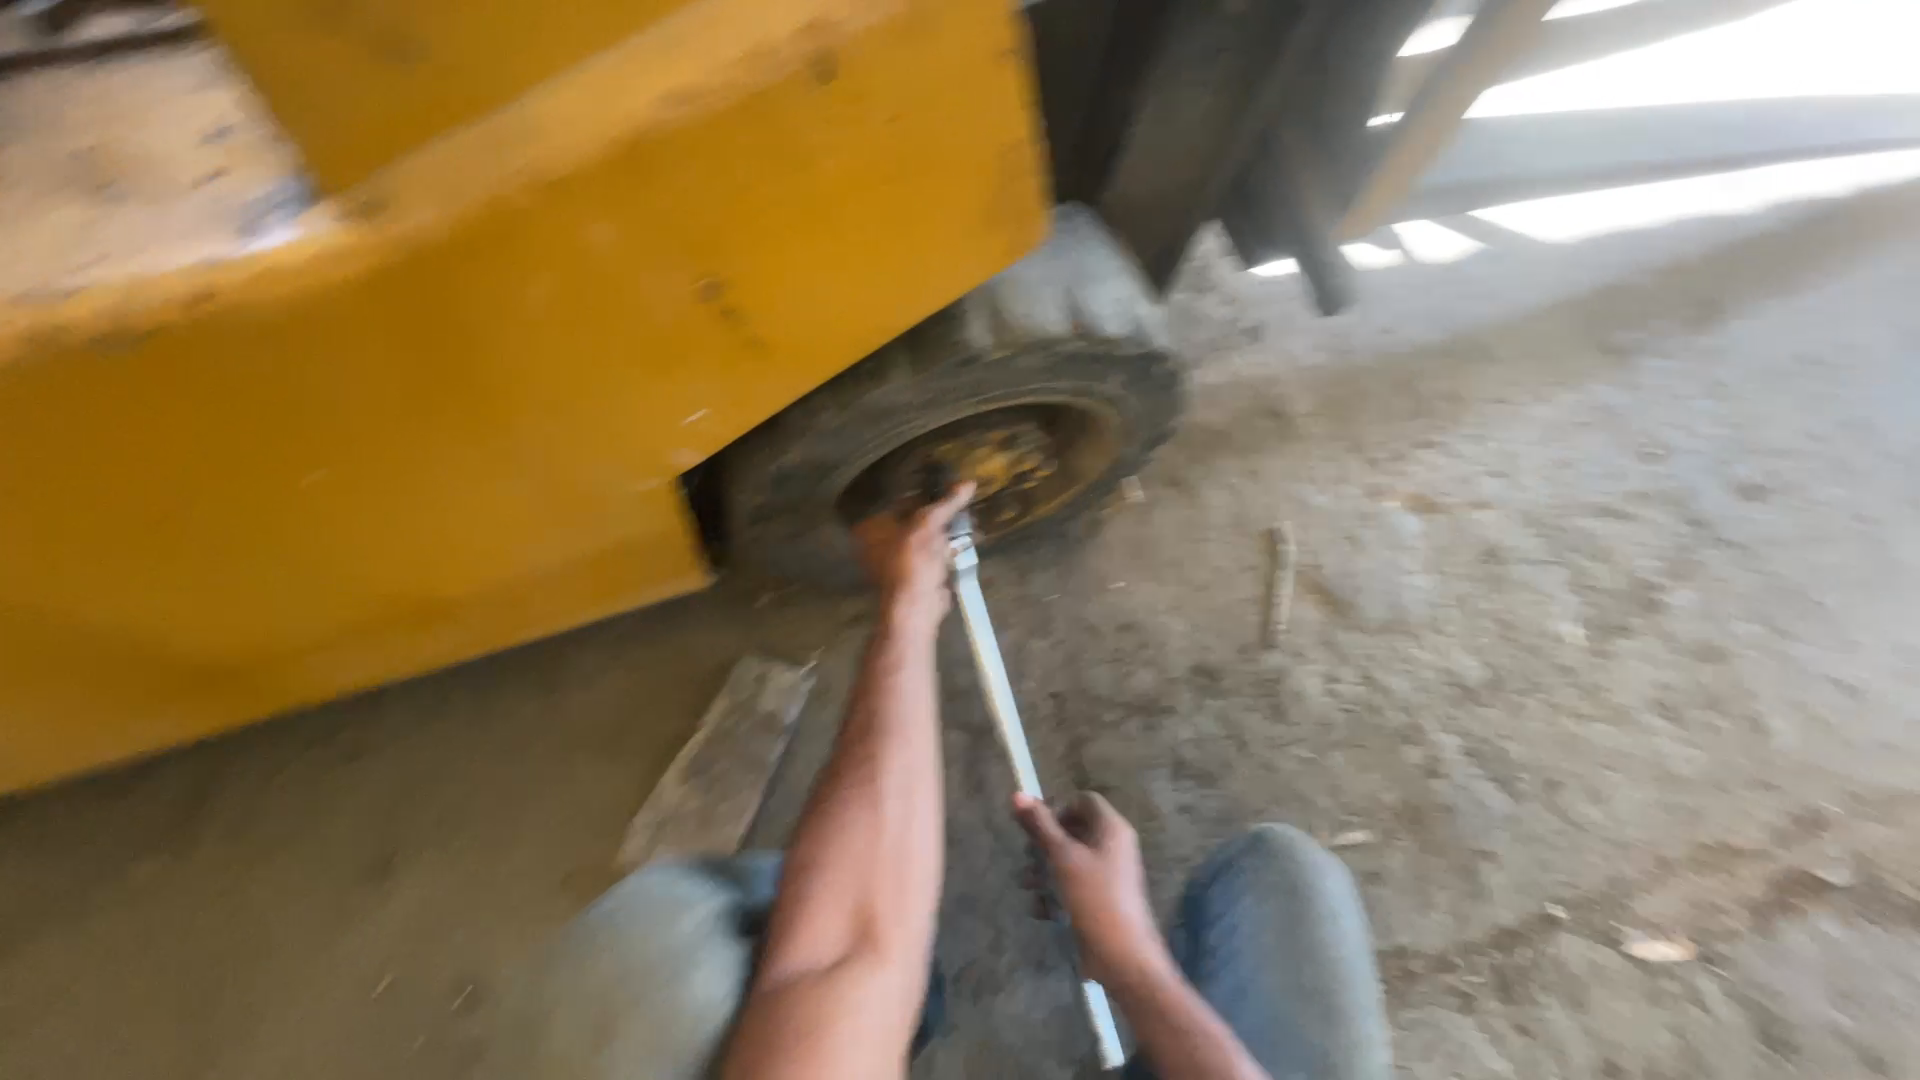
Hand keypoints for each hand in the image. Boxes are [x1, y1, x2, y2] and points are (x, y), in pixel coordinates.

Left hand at [853, 482, 975, 627]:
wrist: (916, 606)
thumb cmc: (913, 562)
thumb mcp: (929, 525)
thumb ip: (947, 503)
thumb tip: (969, 482)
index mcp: (874, 526)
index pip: (899, 498)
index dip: (923, 488)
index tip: (945, 479)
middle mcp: (882, 540)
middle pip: (915, 515)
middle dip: (941, 509)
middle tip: (962, 496)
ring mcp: (900, 558)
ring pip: (928, 534)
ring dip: (949, 527)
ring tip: (971, 516)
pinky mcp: (918, 571)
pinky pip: (936, 551)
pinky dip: (951, 544)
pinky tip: (969, 535)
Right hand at [1013, 791, 1171, 983]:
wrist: (1121, 956)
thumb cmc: (1093, 897)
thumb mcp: (1062, 857)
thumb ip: (1040, 825)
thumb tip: (1018, 792)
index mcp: (1111, 828)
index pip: (1082, 801)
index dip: (1057, 808)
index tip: (1037, 828)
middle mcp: (1112, 846)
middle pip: (1073, 830)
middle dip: (1045, 844)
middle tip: (1028, 857)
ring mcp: (1108, 874)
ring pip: (1070, 859)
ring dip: (1045, 870)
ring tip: (1027, 885)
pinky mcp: (1101, 898)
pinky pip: (1074, 884)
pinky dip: (1056, 892)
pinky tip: (1041, 909)